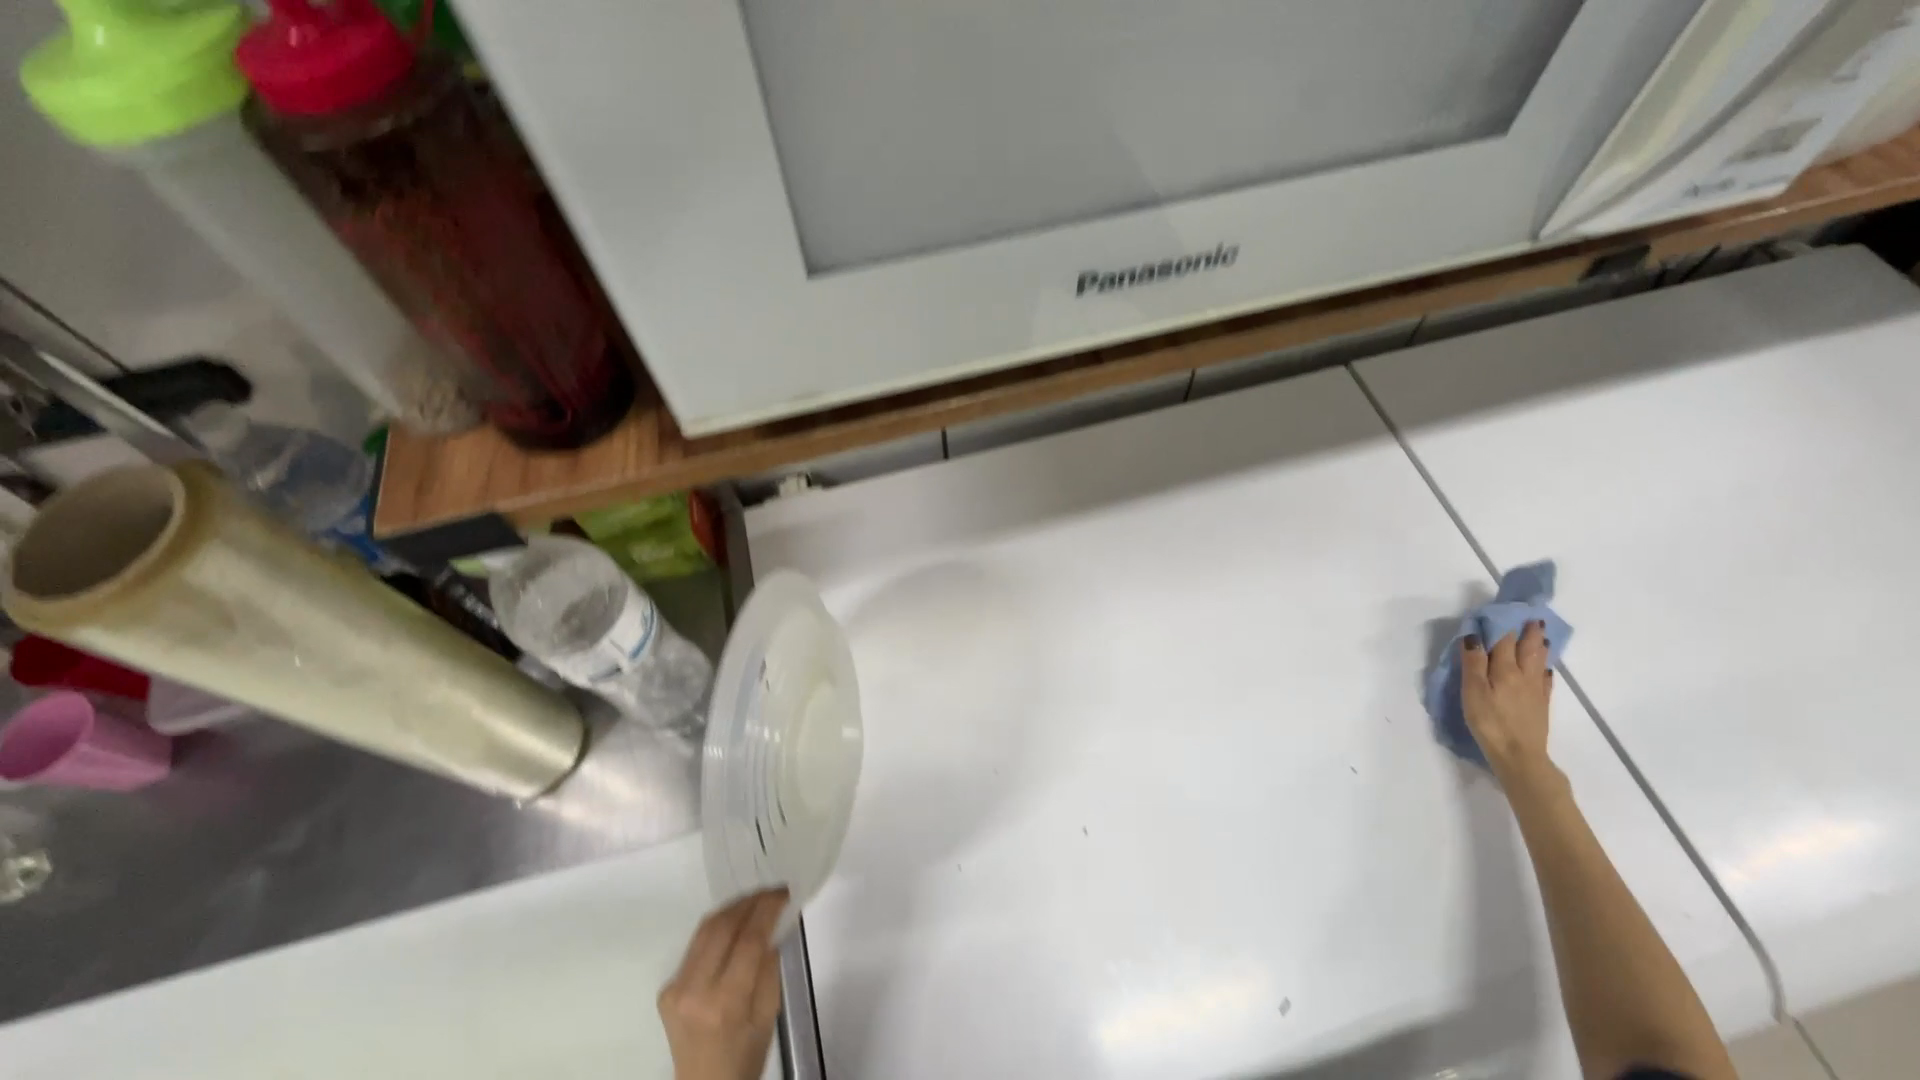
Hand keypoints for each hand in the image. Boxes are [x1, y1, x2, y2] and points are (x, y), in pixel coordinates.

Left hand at [659, 889, 788, 1079]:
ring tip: (755, 899)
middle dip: (749, 902)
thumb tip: (772, 926)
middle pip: (721, 928)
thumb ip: (769, 968)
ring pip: (704, 931)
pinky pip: (695, 947)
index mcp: (725, 1003)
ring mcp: (675, 988)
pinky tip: (734, 924)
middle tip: (771, 890)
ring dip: (731, 909)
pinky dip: (717, 929)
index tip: (783, 893)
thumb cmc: (746, 1057)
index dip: (767, 910)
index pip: (748, 941)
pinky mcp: (667, 988)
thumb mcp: (769, 1015)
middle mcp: (694, 991)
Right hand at [1460, 620, 1553, 778]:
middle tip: (1533, 618)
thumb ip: (1473, 663)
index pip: (1504, 640)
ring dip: (1539, 647)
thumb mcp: (1473, 691)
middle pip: (1527, 648)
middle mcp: (1524, 675)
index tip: (1504, 610)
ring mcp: (1536, 691)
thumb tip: (1474, 636)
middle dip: (1528, 632)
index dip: (1503, 624)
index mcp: (1505, 669)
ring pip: (1539, 662)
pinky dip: (1545, 670)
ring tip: (1541, 636)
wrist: (1519, 756)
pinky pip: (1545, 681)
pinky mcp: (1541, 706)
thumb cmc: (1490, 722)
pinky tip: (1545, 670)